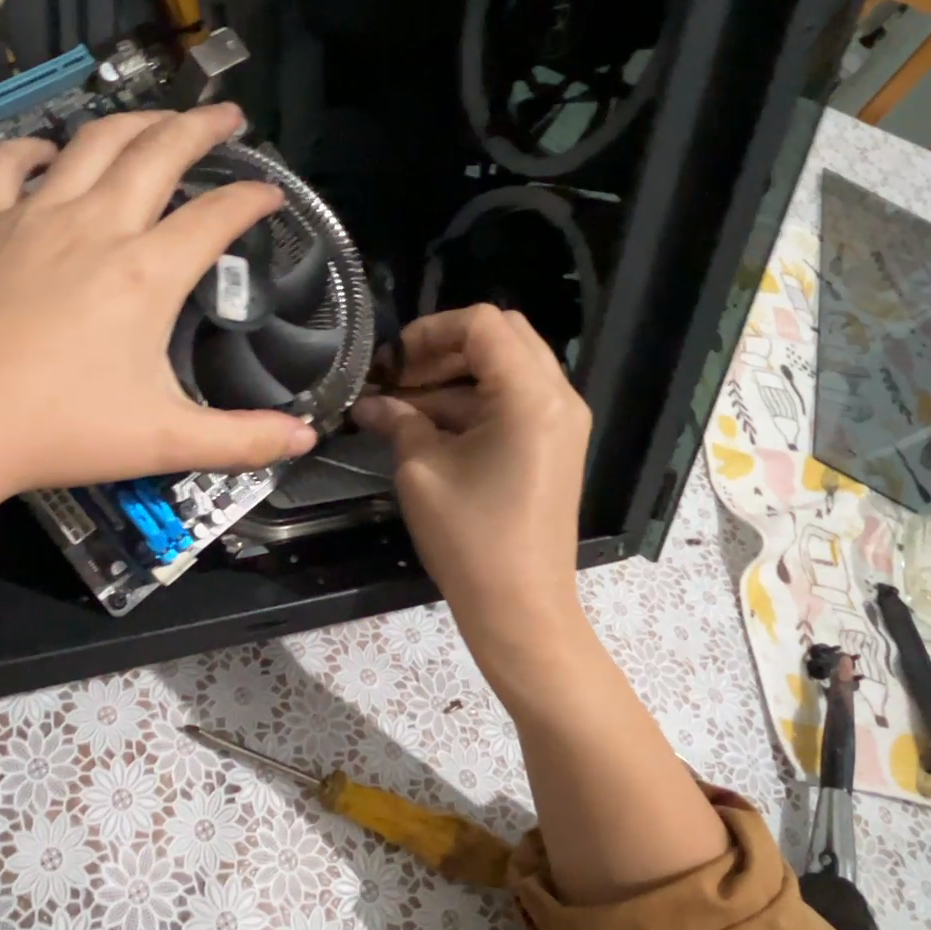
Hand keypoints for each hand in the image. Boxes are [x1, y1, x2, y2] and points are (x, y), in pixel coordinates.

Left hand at [0, 105, 318, 521]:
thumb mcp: (164, 443)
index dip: (253, 199)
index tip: (273, 193)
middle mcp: (96, 226)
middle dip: (202, 128)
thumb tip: (306, 439)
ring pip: (93, 143)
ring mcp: (33, 219)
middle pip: (159, 152)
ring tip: (158, 121)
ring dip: (134, 122)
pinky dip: (34, 149)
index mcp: (147, 272)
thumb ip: (241, 440)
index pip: (216, 216)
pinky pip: (8, 166)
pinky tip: (48, 154)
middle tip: (228, 119)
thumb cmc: (59, 432)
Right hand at [350, 305, 590, 635]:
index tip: (390, 363)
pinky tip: (428, 427)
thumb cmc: (470, 538)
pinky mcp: (554, 445)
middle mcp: (557, 396)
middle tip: (399, 379)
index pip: (481, 324)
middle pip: (500, 336)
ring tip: (401, 408)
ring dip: (454, 378)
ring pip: (506, 368)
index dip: (428, 331)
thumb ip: (398, 422)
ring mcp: (561, 421)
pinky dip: (473, 402)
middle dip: (443, 349)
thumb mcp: (421, 471)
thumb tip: (369, 403)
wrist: (520, 605)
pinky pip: (514, 400)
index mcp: (529, 395)